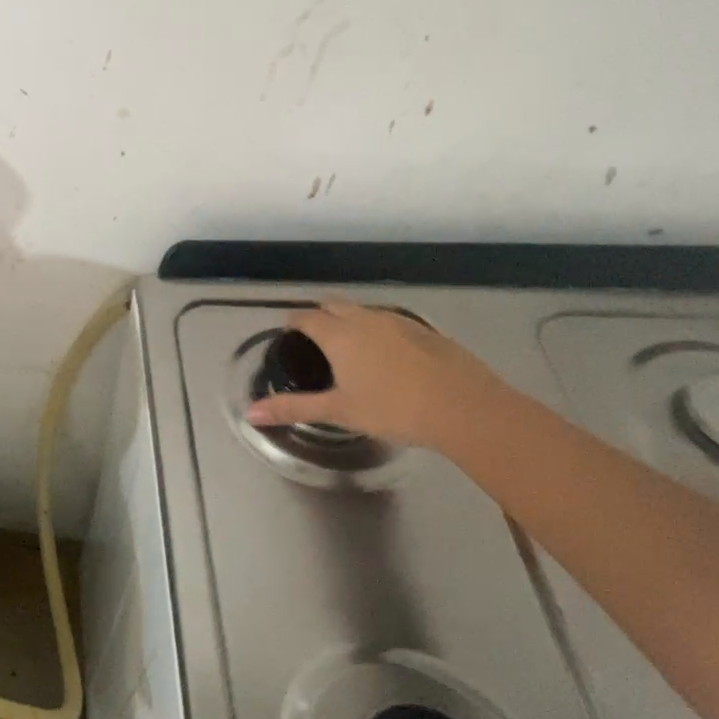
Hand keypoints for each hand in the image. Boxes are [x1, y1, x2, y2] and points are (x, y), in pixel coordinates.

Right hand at [244, 301, 536, 449]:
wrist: (469, 410)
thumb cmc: (394, 409)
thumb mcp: (339, 412)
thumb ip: (293, 408)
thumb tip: (249, 413)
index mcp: (338, 335)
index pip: (305, 317)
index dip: (293, 323)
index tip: (289, 334)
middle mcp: (365, 320)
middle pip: (334, 305)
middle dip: (320, 315)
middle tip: (316, 338)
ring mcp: (401, 323)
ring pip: (366, 312)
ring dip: (353, 321)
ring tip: (352, 347)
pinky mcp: (430, 333)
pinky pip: (394, 323)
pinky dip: (383, 332)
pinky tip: (392, 357)